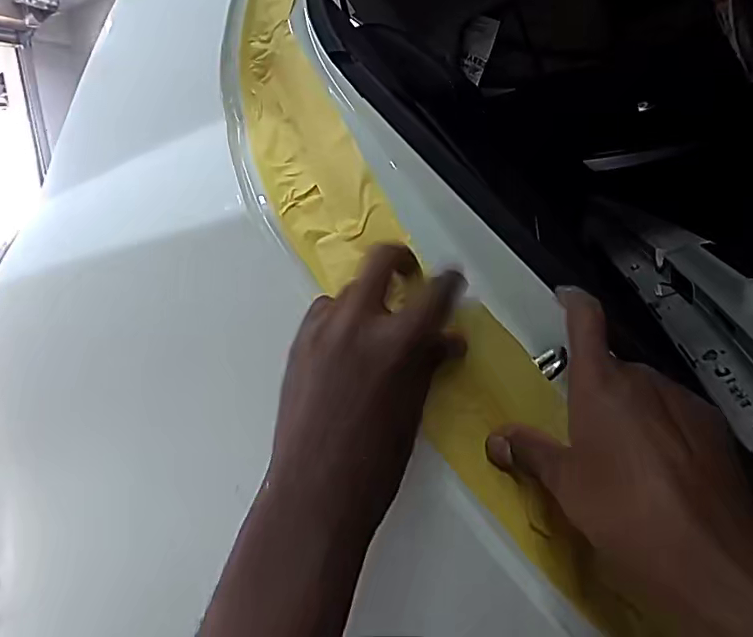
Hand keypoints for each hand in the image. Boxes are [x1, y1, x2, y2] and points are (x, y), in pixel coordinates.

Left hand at [199, 244, 464, 636]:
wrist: (313, 493)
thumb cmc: (373, 465)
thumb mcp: (412, 410)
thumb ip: (428, 363)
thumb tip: (447, 341)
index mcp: (395, 342)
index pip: (434, 292)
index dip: (449, 281)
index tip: (453, 279)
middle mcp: (357, 324)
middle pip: (380, 261)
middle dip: (401, 260)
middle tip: (411, 273)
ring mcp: (323, 330)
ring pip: (350, 288)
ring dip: (368, 296)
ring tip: (379, 322)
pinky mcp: (299, 342)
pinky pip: (325, 312)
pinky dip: (341, 316)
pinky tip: (349, 342)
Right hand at [488, 289, 752, 636]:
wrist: (714, 559)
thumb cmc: (628, 514)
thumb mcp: (567, 487)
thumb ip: (531, 453)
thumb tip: (499, 440)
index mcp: (600, 384)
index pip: (586, 319)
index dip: (573, 301)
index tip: (565, 296)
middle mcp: (641, 379)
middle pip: (612, 367)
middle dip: (599, 390)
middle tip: (588, 429)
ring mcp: (681, 399)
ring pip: (646, 392)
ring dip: (633, 410)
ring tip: (628, 459)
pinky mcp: (712, 425)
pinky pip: (677, 413)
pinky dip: (665, 428)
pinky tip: (665, 471)